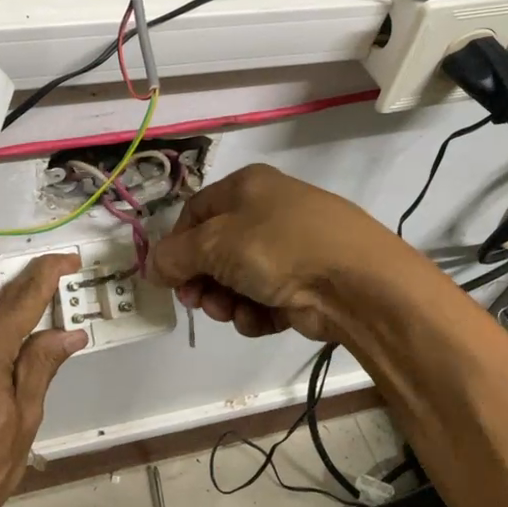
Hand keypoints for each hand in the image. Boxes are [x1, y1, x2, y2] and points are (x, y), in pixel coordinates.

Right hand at [147, 164, 417, 343]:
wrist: (355, 282)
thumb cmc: (277, 247)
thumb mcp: (214, 245)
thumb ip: (174, 256)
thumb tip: (152, 266)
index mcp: (246, 187)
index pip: (194, 214)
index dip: (176, 247)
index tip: (168, 279)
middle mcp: (267, 212)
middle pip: (214, 250)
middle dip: (202, 281)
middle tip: (198, 302)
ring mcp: (289, 248)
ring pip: (237, 279)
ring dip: (227, 301)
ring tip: (233, 312)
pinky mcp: (304, 283)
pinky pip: (264, 298)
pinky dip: (257, 312)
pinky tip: (262, 319)